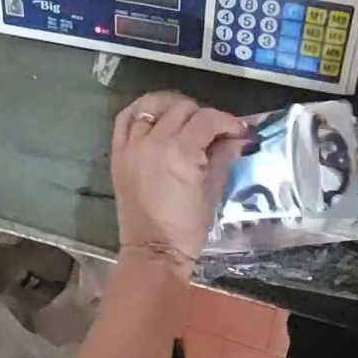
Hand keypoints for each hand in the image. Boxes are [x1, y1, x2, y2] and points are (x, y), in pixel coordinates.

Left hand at [111, 93, 247, 276]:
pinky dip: (140, 111)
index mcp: (181, 152)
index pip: (208, 119)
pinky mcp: (118, 153)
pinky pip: (125, 118)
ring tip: (185, 121)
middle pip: (182, 108)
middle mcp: (154, 142)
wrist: (153, 252)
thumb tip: (238, 137)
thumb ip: (223, 157)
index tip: (238, 131)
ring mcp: (133, 146)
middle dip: (204, 116)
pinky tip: (155, 117)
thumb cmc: (187, 227)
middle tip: (214, 132)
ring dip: (173, 108)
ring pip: (153, 105)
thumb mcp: (213, 191)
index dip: (228, 122)